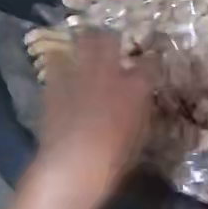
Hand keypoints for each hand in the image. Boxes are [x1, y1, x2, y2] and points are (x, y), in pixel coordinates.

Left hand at [26, 30, 153, 208]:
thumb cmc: (113, 162)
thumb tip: (141, 100)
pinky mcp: (56, 84)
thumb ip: (140, 111)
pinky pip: (58, 63)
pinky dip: (61, 62)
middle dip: (112, 40)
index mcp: (135, 88)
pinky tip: (62, 66)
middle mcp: (109, 74)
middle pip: (110, 41)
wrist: (72, 168)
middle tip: (112, 45)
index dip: (151, 60)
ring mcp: (80, 75)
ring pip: (84, 44)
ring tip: (87, 45)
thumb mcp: (138, 137)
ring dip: (87, 43)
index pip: (150, 63)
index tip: (150, 62)